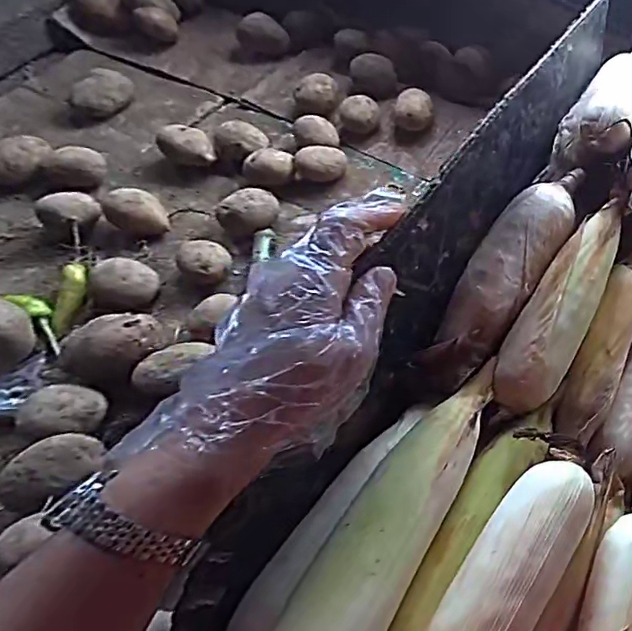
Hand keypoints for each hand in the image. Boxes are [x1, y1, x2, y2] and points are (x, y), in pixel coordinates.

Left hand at [113, 190, 405, 465]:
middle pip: (322, 232)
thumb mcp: (354, 349)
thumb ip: (370, 304)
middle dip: (358, 224)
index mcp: (313, 275)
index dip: (375, 213)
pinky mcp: (252, 308)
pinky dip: (321, 269)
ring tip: (367, 256)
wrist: (228, 418)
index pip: (345, 225)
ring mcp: (262, 288)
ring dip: (338, 247)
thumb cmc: (300, 384)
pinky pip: (293, 273)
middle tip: (390, 227)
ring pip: (305, 252)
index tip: (403, 212)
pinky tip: (333, 289)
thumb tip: (383, 272)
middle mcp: (282, 270)